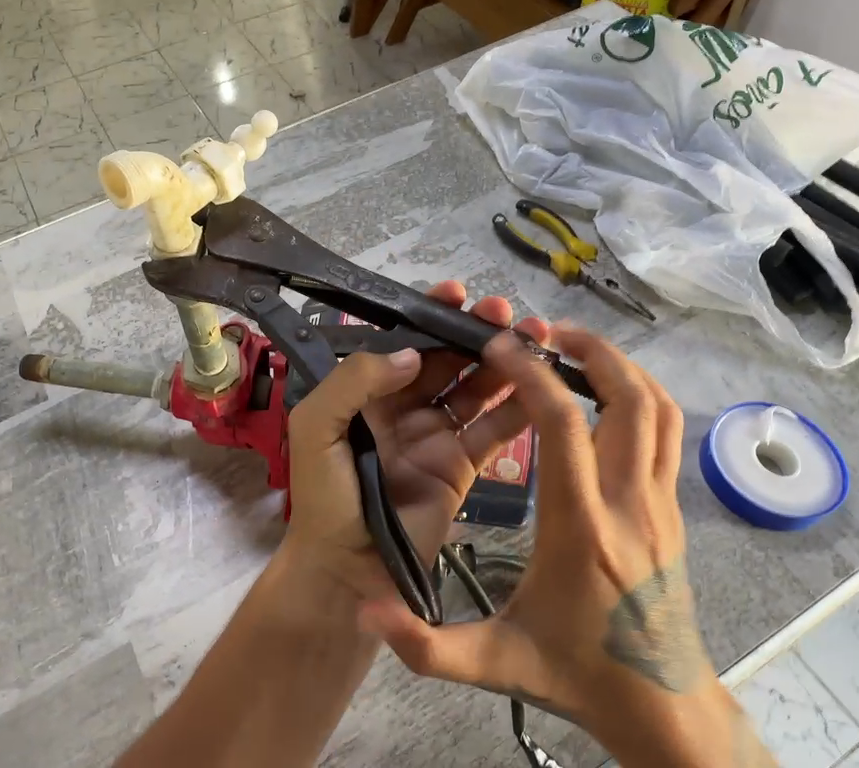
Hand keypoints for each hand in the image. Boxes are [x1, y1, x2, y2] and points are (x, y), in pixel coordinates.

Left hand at [278, 281, 550, 603]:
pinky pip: (492, 430)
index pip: (402, 342)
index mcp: (366, 392)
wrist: (347, 566)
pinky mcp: (462, 466)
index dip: (428, 315)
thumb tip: (412, 354)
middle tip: (503, 310)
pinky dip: (516, 408)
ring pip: (473, 387)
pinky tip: (540, 384)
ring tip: (532, 336)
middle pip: (444, 358)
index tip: (457, 292)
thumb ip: (355, 380)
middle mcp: (402, 406)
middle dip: (471, 331)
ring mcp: (435, 435)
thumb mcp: (318, 426)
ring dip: (500, 361)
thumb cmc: (325, 494)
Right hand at [355, 328, 735, 762]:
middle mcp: (629, 503)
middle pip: (629, 398)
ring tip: (574, 350)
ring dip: (621, 367)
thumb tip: (365, 606)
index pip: (566, 426)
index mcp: (580, 528)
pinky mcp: (672, 509)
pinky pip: (666, 432)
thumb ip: (425, 644)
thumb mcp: (495, 664)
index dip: (532, 375)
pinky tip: (603, 395)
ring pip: (658, 409)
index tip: (498, 346)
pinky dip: (639, 396)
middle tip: (544, 331)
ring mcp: (660, 503)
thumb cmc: (576, 673)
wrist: (663, 708)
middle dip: (590, 350)